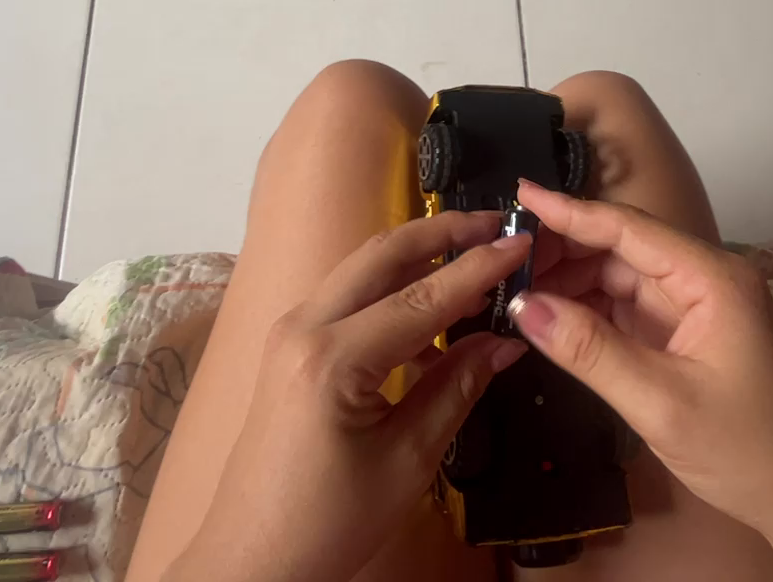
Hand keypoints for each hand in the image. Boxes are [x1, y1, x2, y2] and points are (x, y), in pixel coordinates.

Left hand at [164, 211, 531, 581]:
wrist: (251, 559)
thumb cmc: (330, 521)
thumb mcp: (407, 461)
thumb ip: (456, 387)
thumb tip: (506, 341)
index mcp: (333, 358)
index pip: (421, 297)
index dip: (478, 267)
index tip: (520, 241)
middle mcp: (305, 324)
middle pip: (382, 253)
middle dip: (442, 231)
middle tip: (494, 223)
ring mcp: (293, 328)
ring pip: (364, 268)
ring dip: (419, 256)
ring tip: (474, 258)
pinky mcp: (293, 341)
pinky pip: (352, 296)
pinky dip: (395, 290)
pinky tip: (433, 315)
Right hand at [513, 181, 772, 581]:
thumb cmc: (748, 450)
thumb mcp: (661, 402)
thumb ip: (589, 350)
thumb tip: (521, 305)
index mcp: (710, 277)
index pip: (628, 227)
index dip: (570, 210)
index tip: (520, 194)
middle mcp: (702, 278)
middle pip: (620, 245)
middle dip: (564, 248)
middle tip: (507, 257)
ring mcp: (692, 305)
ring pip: (618, 274)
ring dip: (570, 279)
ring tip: (519, 287)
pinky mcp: (681, 332)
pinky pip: (624, 305)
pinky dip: (586, 308)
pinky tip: (550, 314)